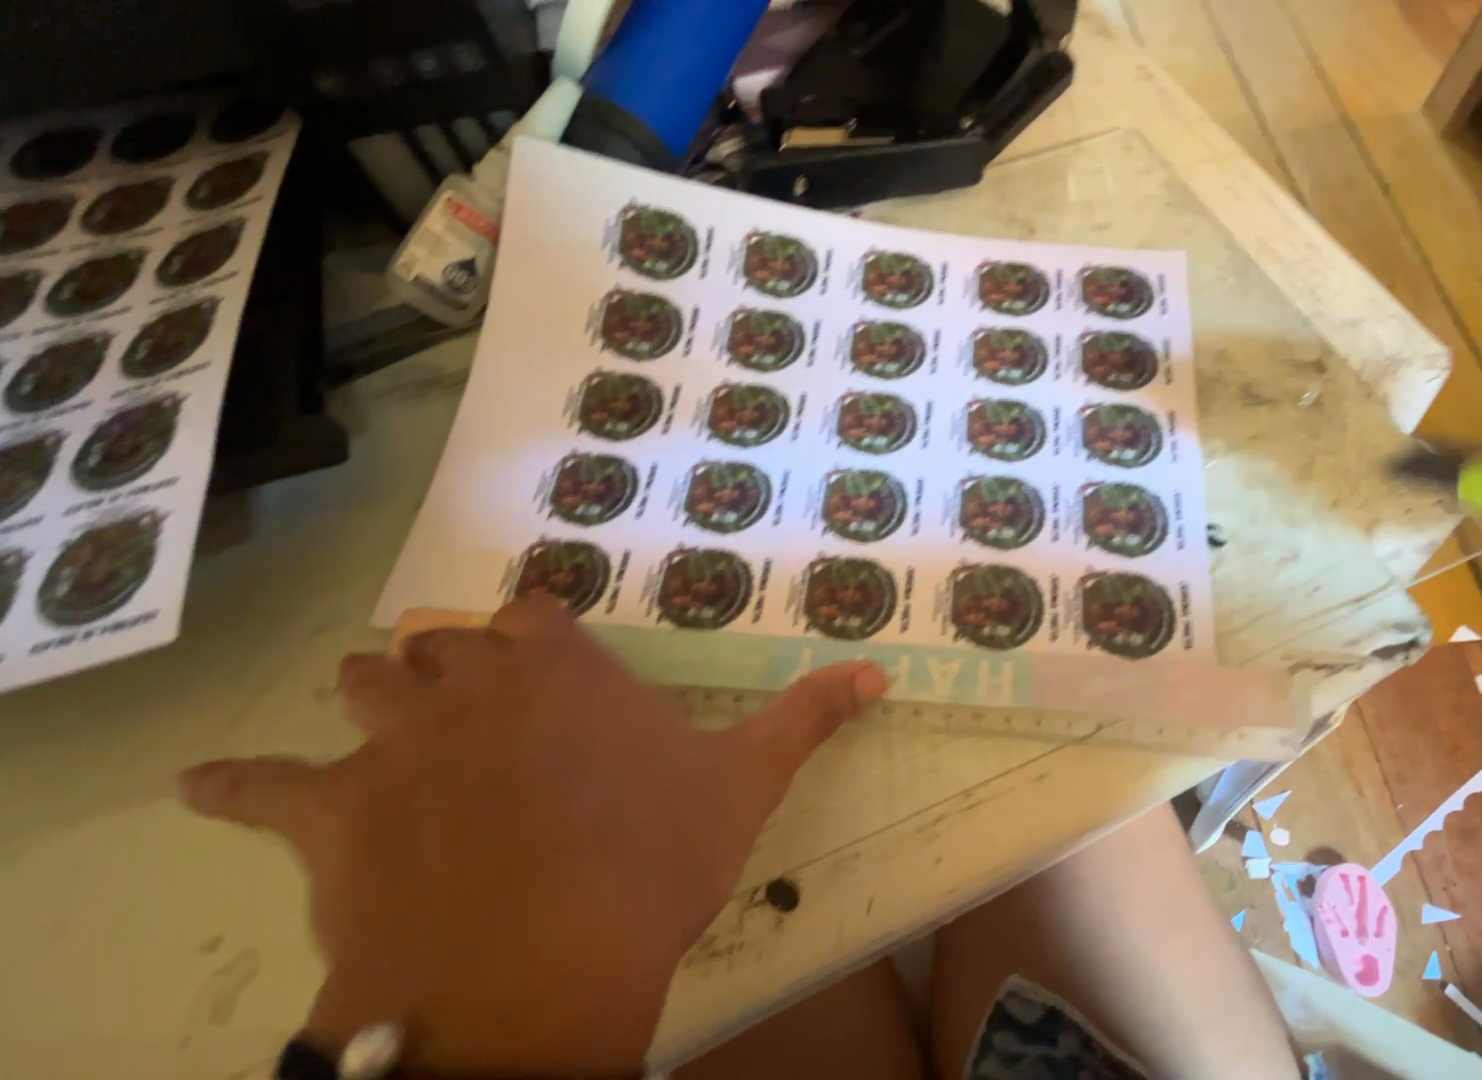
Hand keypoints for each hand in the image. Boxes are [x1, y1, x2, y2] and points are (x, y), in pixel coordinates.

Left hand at [176, 594, 886, 1076]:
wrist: (539, 963)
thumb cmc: (650, 859)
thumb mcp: (745, 783)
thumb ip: (806, 718)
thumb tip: (878, 673)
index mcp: (562, 669)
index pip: (533, 613)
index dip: (538, 630)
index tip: (547, 650)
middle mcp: (473, 683)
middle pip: (443, 645)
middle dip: (457, 665)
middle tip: (480, 702)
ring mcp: (395, 742)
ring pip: (365, 687)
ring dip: (376, 700)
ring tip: (388, 723)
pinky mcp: (331, 812)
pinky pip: (262, 788)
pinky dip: (238, 787)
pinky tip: (204, 786)